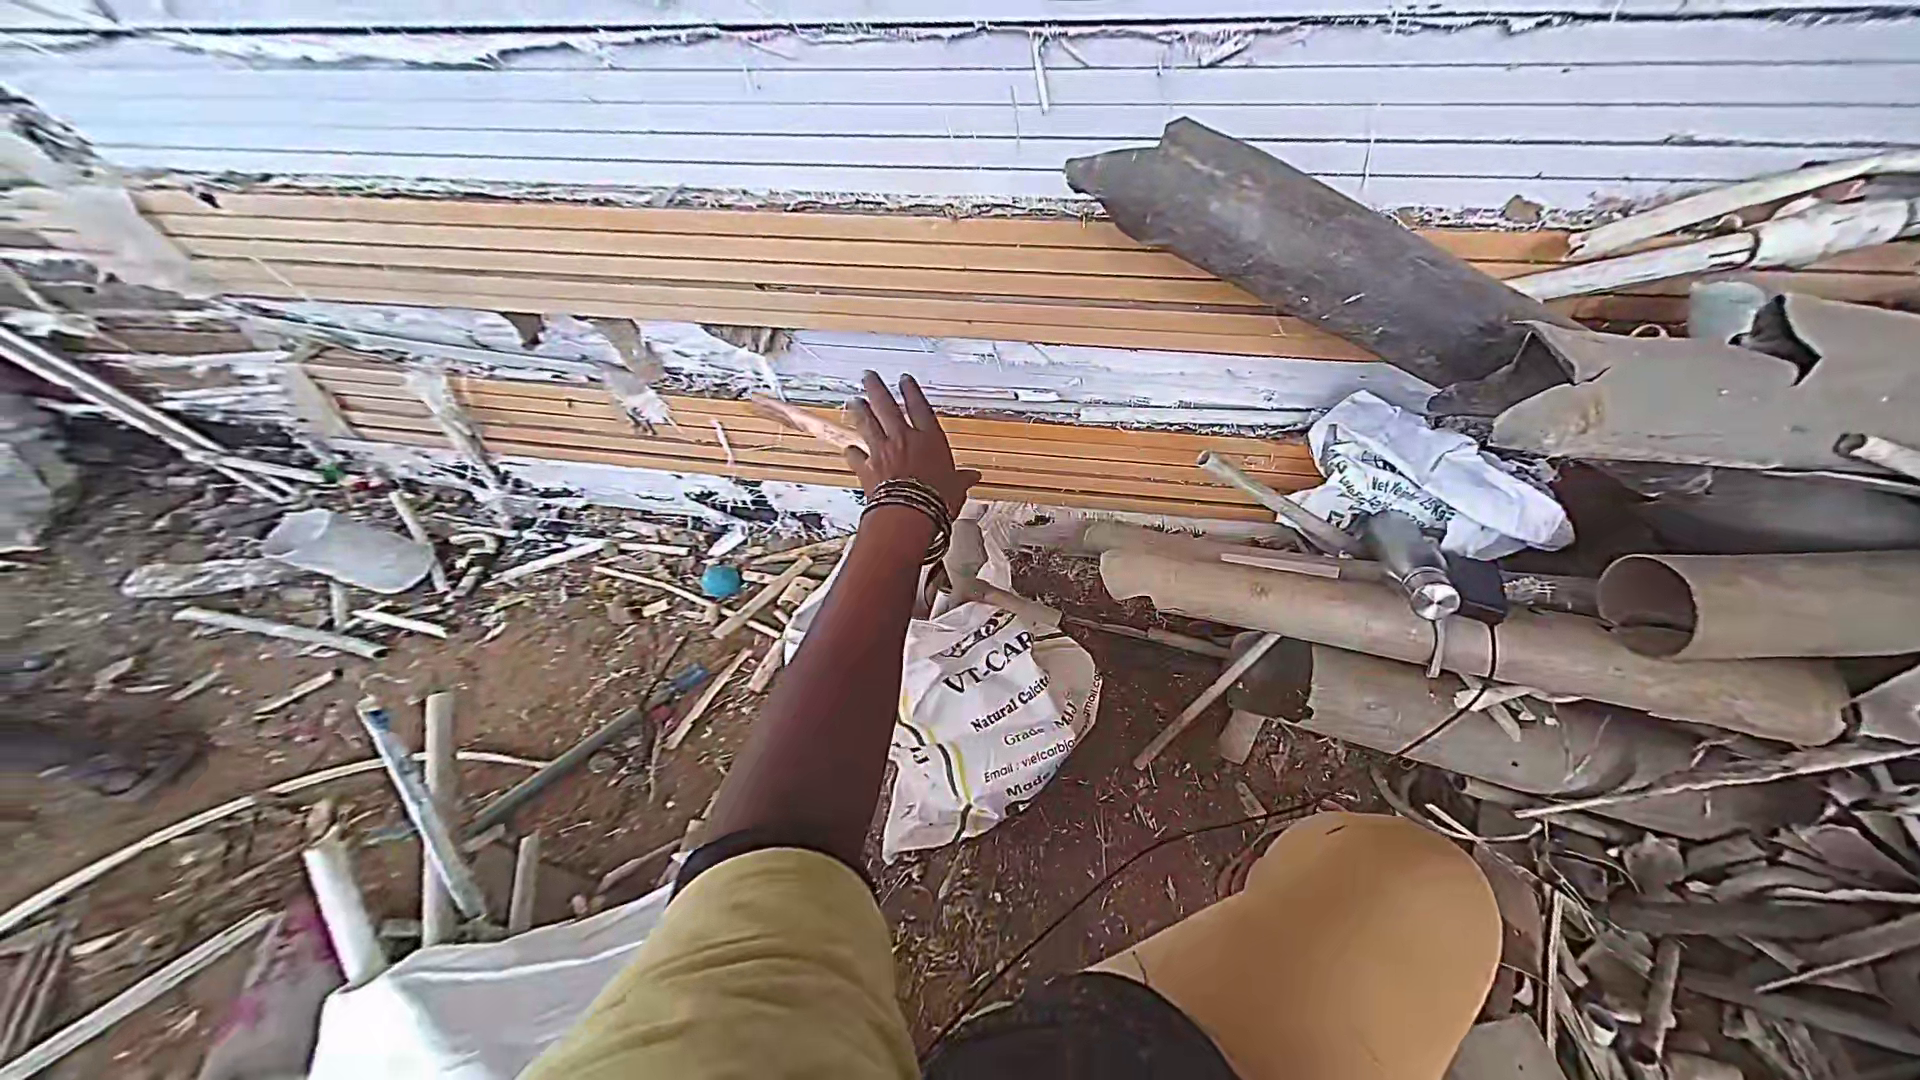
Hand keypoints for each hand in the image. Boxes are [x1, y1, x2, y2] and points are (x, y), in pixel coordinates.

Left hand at [845, 371, 980, 515]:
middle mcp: (903, 439)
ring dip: (860, 411)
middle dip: (877, 389)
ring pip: (867, 424)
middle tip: (868, 376)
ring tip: (854, 401)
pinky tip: (848, 449)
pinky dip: (852, 453)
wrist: (909, 513)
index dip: (912, 391)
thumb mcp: (956, 488)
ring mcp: (882, 452)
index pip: (919, 408)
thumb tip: (973, 478)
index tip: (904, 379)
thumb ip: (961, 479)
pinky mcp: (866, 469)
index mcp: (929, 439)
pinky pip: (856, 456)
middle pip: (886, 406)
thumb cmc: (937, 499)